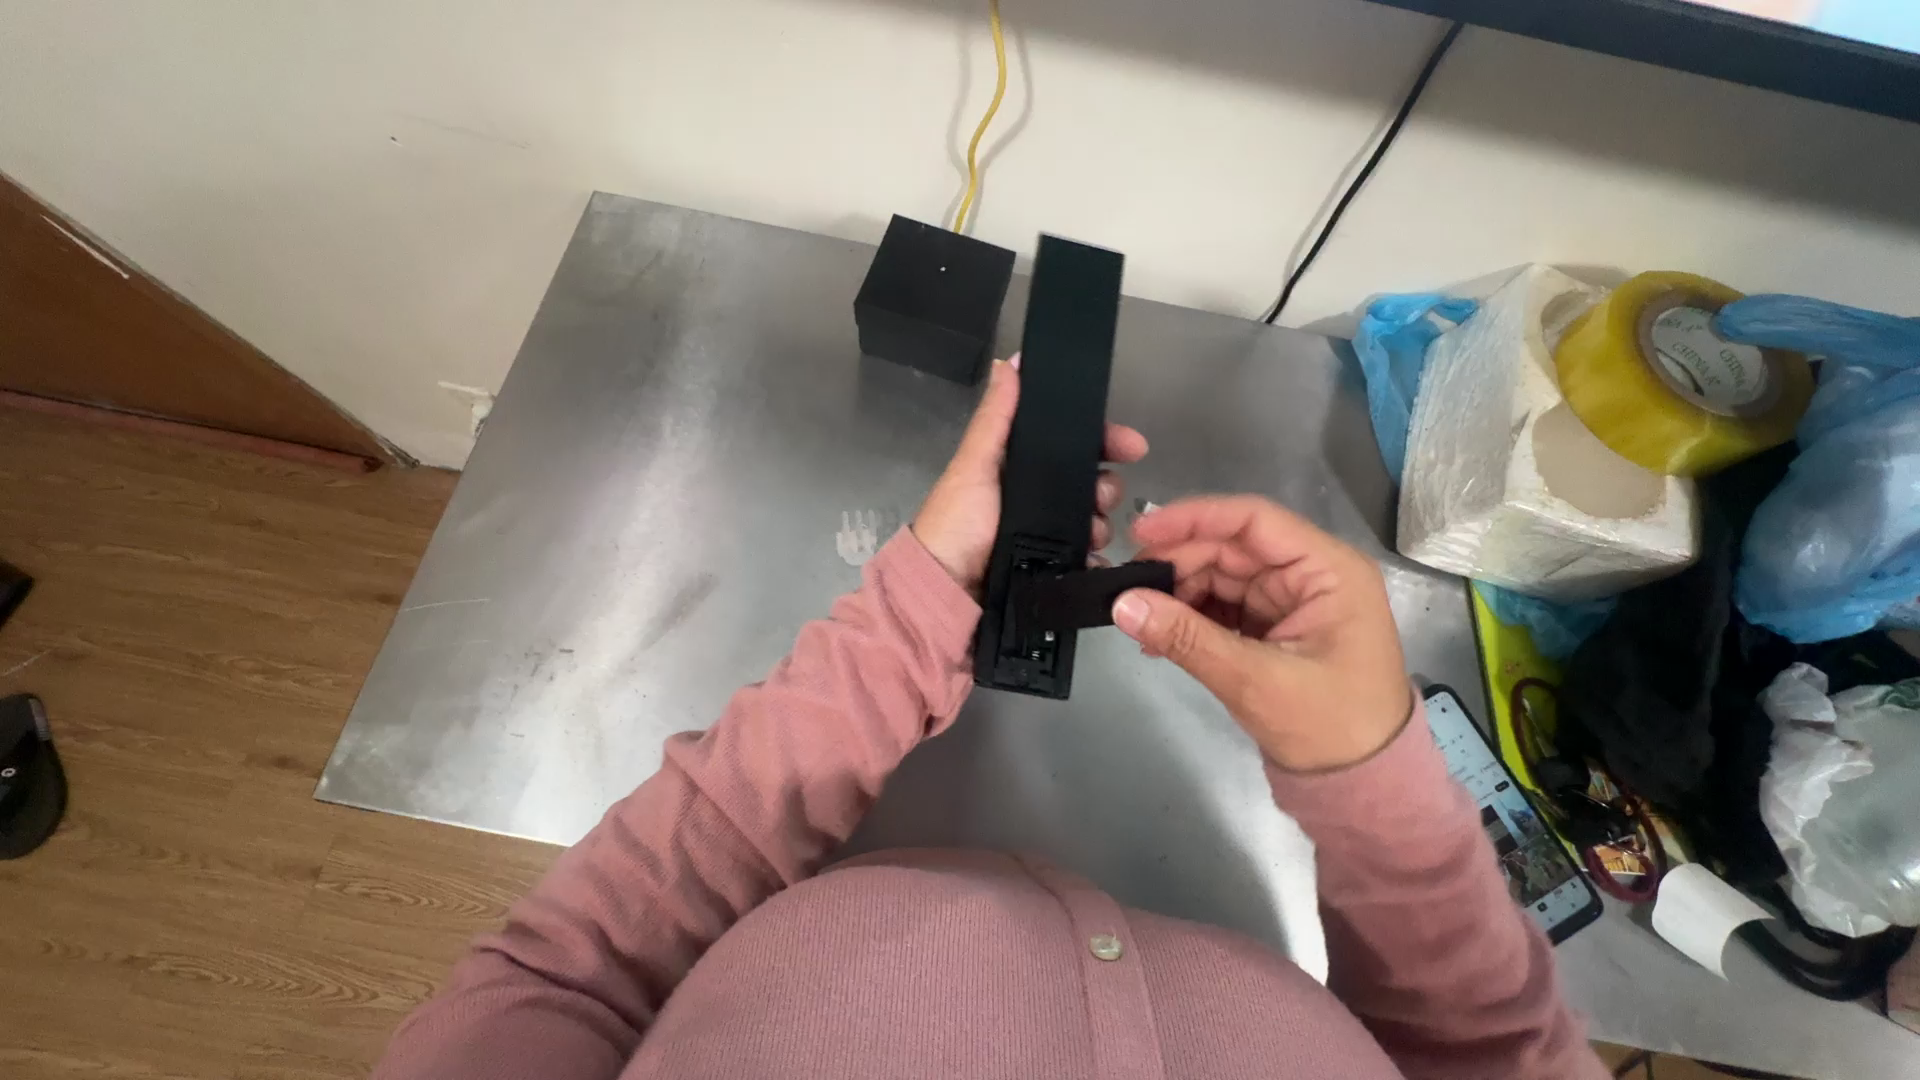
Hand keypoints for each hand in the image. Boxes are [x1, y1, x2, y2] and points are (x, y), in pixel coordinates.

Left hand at [913, 355, 1149, 596]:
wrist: (947, 591)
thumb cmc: (957, 523)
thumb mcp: (974, 464)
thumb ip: (995, 417)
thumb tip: (1010, 361)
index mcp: (1019, 469)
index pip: (1072, 446)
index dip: (1104, 442)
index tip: (1132, 446)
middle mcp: (1035, 500)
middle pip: (1091, 483)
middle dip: (1106, 488)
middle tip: (1101, 500)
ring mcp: (1045, 537)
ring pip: (1095, 521)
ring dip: (1102, 525)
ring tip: (1090, 535)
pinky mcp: (1052, 570)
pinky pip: (1088, 559)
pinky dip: (1097, 558)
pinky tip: (1095, 558)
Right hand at [1111, 496, 1412, 770]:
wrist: (1359, 784)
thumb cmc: (1328, 726)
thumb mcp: (1255, 680)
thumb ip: (1187, 638)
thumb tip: (1122, 604)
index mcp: (1326, 570)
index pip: (1253, 520)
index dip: (1194, 518)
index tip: (1140, 532)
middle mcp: (1307, 574)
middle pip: (1230, 547)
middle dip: (1177, 563)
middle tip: (1127, 587)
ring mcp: (1287, 600)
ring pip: (1219, 575)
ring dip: (1177, 592)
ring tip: (1138, 617)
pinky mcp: (1269, 626)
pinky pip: (1219, 605)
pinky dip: (1187, 617)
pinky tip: (1156, 635)